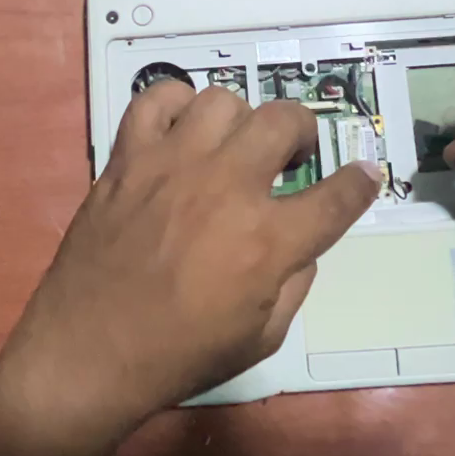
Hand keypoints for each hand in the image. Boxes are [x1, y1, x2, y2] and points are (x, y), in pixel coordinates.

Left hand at [0, 81, 380, 455]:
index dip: (360, 183)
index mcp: (265, 241)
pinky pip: (156, 100)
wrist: (87, 352)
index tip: (367, 172)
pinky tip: (181, 129)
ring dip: (240, 120)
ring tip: (233, 143)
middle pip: (284, 121)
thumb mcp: (261, 338)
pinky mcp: (129, 157)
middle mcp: (225, 187)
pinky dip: (175, 103)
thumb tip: (303, 240)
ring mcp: (172, 163)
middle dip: (304, 130)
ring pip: (223, 100)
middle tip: (293, 153)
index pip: (336, 198)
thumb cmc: (177, 355)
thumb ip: (295, 281)